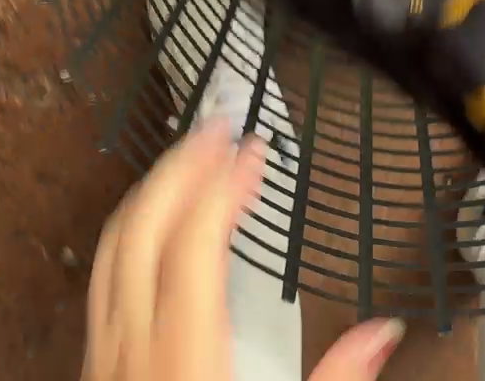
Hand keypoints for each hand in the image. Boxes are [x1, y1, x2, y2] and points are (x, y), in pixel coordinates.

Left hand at [83, 124, 406, 380]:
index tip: (252, 148)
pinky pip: (105, 278)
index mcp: (185, 359)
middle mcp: (134, 350)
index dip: (222, 182)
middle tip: (216, 128)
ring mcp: (107, 358)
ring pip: (113, 246)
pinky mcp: (100, 370)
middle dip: (179, 164)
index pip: (194, 240)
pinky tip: (157, 228)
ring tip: (188, 159)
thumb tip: (384, 334)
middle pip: (141, 225)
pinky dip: (134, 230)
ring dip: (152, 190)